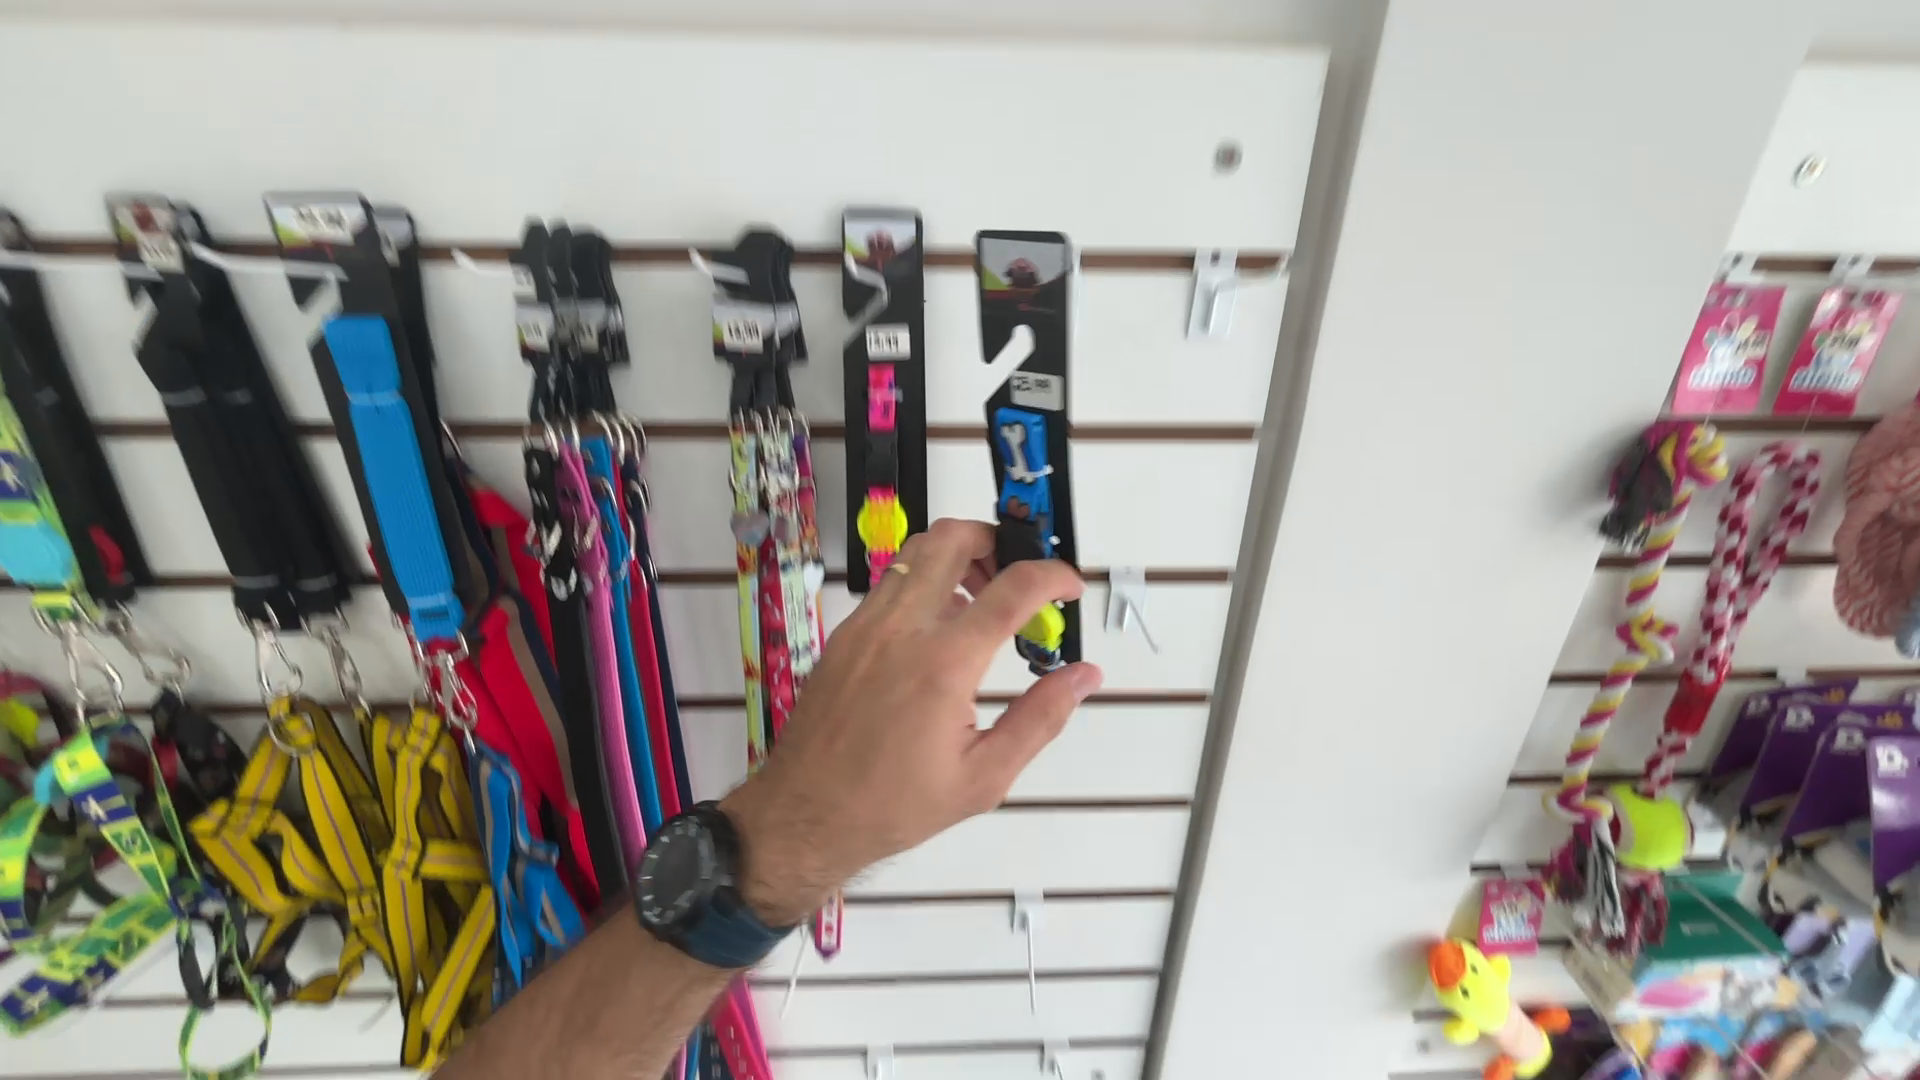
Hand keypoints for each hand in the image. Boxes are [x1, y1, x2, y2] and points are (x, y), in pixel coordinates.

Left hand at [721, 518, 1102, 924]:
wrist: (805, 814)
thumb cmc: (896, 804)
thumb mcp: (984, 777)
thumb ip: (1041, 718)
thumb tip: (1085, 675)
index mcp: (945, 662)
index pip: (1014, 587)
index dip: (1055, 575)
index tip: (1072, 588)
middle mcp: (903, 627)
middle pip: (954, 537)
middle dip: (998, 540)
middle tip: (1018, 579)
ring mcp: (867, 623)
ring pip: (917, 550)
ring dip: (959, 557)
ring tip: (981, 602)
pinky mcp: (845, 632)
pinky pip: (891, 581)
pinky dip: (925, 581)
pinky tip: (938, 629)